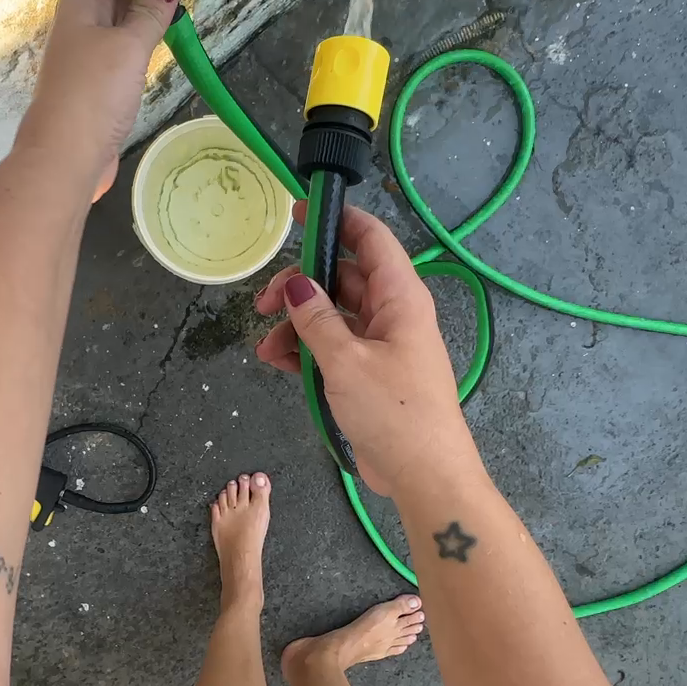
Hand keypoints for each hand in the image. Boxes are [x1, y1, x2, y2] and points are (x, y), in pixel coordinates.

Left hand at [18, 0, 182, 193]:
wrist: (66, 158)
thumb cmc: (94, 95)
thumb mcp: (129, 46)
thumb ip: (151, 11)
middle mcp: (81, 21)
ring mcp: (88, 54)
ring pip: (122, 21)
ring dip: (150, 15)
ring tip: (183, 16)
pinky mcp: (97, 83)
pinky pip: (122, 51)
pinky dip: (143, 44)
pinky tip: (163, 48)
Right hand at [253, 203, 481, 496]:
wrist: (423, 473)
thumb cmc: (393, 410)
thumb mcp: (347, 360)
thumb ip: (317, 319)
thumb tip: (296, 284)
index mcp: (399, 297)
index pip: (370, 239)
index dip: (336, 219)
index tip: (297, 212)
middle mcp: (391, 313)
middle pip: (341, 279)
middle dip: (301, 286)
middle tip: (263, 304)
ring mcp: (379, 344)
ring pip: (331, 316)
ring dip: (296, 326)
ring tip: (265, 348)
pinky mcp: (367, 373)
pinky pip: (332, 348)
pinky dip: (305, 352)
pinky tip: (278, 363)